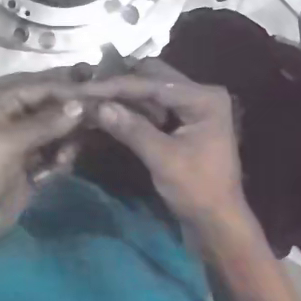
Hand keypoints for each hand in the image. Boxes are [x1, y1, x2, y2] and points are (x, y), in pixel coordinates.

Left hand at [0, 77, 86, 252]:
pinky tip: (53, 172)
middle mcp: (17, 116)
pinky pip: (58, 155)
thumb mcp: (9, 142)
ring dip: (67, 143)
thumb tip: (81, 106)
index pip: (45, 85)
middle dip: (74, 116)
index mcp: (3, 101)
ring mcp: (26, 143)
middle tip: (100, 121)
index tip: (103, 93)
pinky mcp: (33, 168)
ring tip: (63, 159)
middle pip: (56, 107)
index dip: (72, 89)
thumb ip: (46, 122)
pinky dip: (60, 161)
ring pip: (61, 132)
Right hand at [87, 60, 249, 233]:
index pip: (153, 84)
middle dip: (119, 84)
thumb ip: (131, 129)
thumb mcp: (163, 160)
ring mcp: (192, 106)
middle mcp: (201, 94)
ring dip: (123, 95)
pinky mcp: (183, 120)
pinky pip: (153, 105)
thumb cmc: (198, 191)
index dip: (115, 86)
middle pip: (152, 77)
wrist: (218, 223)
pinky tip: (107, 111)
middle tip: (85, 89)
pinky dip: (131, 108)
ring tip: (90, 98)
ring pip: (150, 90)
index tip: (83, 88)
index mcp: (204, 98)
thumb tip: (98, 106)